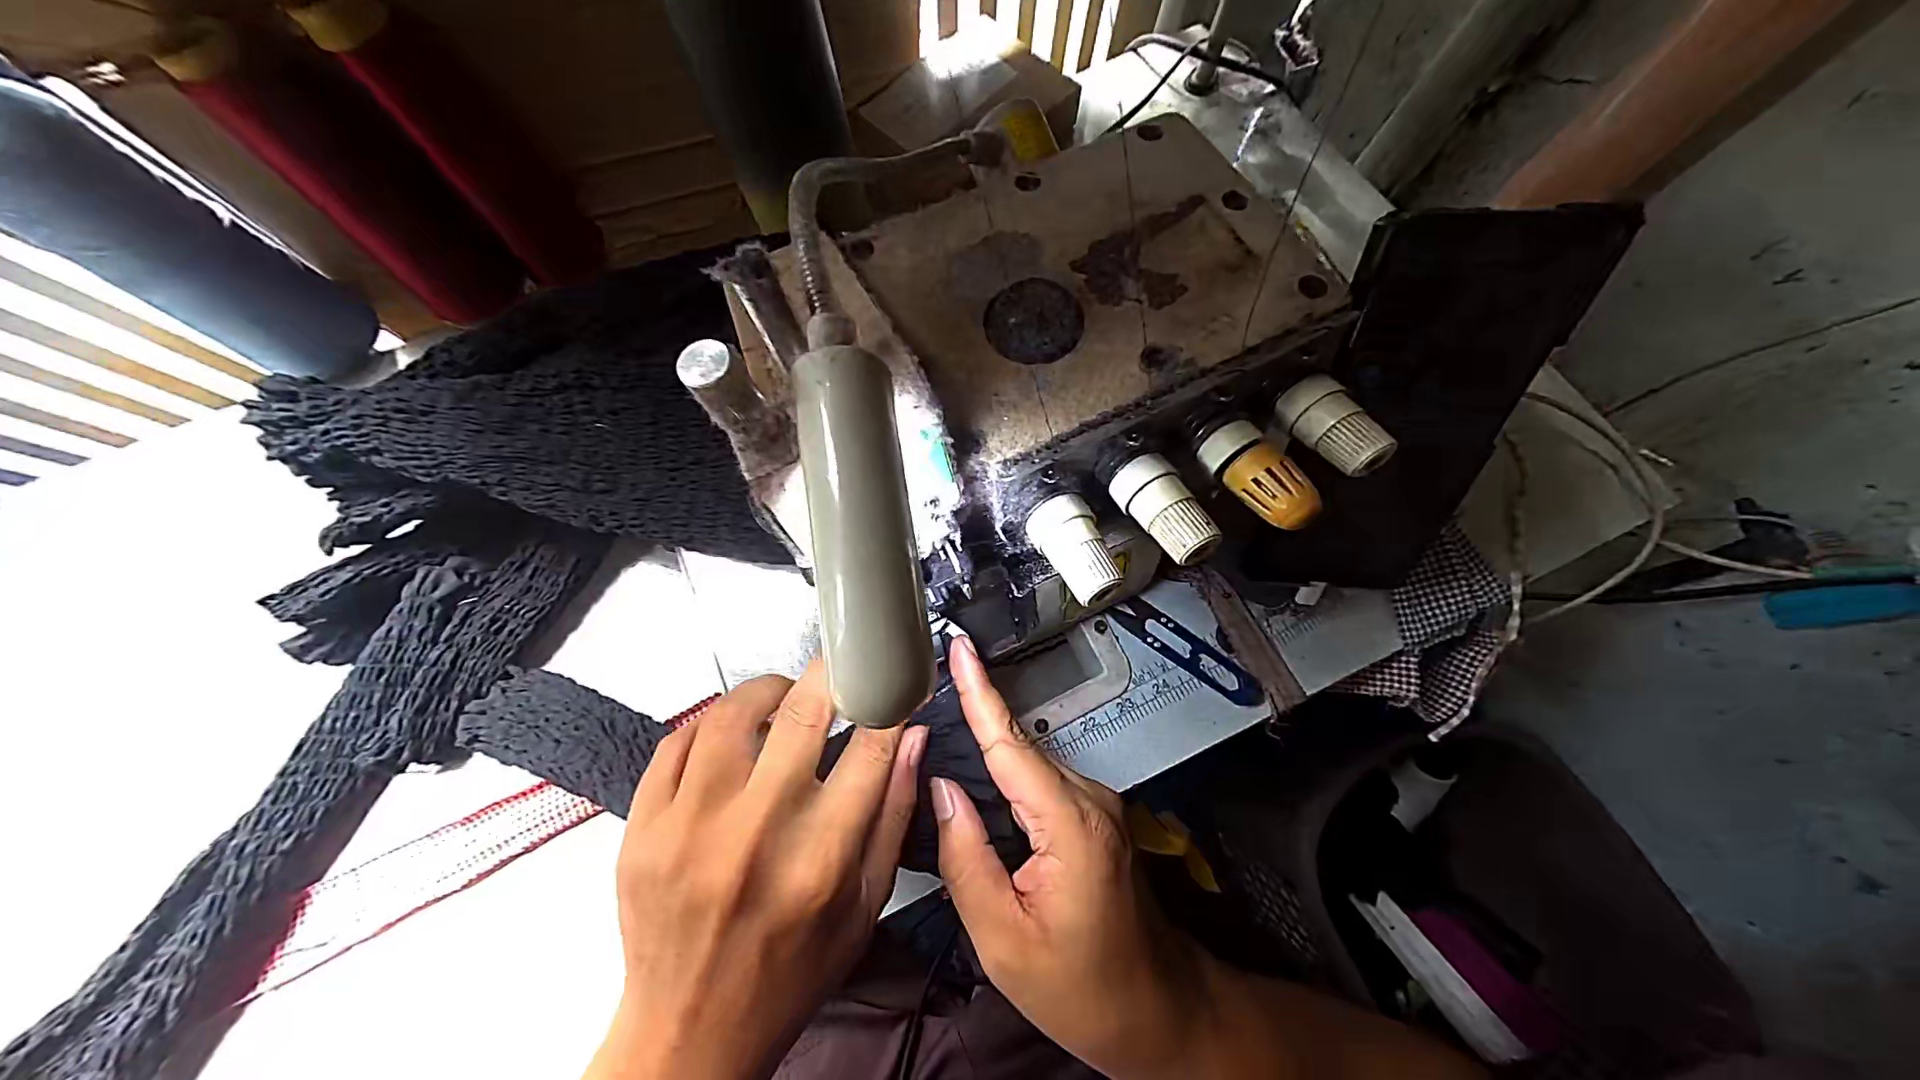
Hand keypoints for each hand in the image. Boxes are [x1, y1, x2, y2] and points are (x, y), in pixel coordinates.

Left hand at [585, 659, 927, 1079]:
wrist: (690, 1031)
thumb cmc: (788, 973)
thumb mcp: (864, 905)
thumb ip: (893, 814)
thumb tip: (911, 739)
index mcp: (820, 859)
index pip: (870, 745)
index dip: (888, 700)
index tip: (889, 684)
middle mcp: (755, 835)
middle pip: (803, 713)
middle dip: (830, 675)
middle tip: (837, 670)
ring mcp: (689, 828)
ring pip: (731, 712)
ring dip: (766, 692)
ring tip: (781, 702)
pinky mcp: (643, 828)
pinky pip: (676, 740)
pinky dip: (710, 723)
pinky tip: (729, 738)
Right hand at [933, 636, 1484, 1079]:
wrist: (1159, 1011)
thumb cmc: (1083, 989)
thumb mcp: (1003, 940)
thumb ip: (965, 857)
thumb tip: (942, 790)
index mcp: (1069, 824)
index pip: (1010, 744)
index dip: (978, 691)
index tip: (960, 646)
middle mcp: (1089, 799)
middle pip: (1016, 747)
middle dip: (970, 715)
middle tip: (921, 692)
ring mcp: (1096, 805)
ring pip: (1025, 764)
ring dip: (984, 747)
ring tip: (937, 733)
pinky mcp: (1093, 816)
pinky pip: (1037, 783)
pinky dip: (1002, 775)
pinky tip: (973, 780)